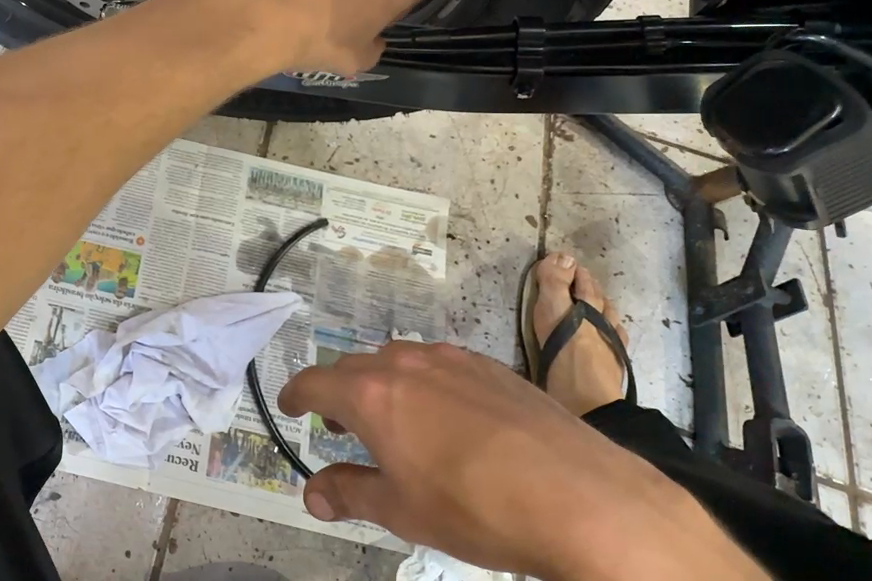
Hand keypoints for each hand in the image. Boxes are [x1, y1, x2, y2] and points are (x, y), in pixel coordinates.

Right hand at [278, 342, 768, 580]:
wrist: (584, 497)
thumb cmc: (478, 508)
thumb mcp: (403, 512)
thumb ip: (351, 493)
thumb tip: (312, 492)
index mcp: (372, 394)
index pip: (315, 383)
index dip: (296, 394)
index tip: (287, 405)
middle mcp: (405, 362)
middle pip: (355, 367)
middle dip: (340, 393)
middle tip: (340, 426)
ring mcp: (452, 358)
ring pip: (399, 362)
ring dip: (384, 385)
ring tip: (394, 421)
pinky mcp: (491, 366)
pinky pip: (441, 365)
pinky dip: (426, 384)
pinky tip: (449, 419)